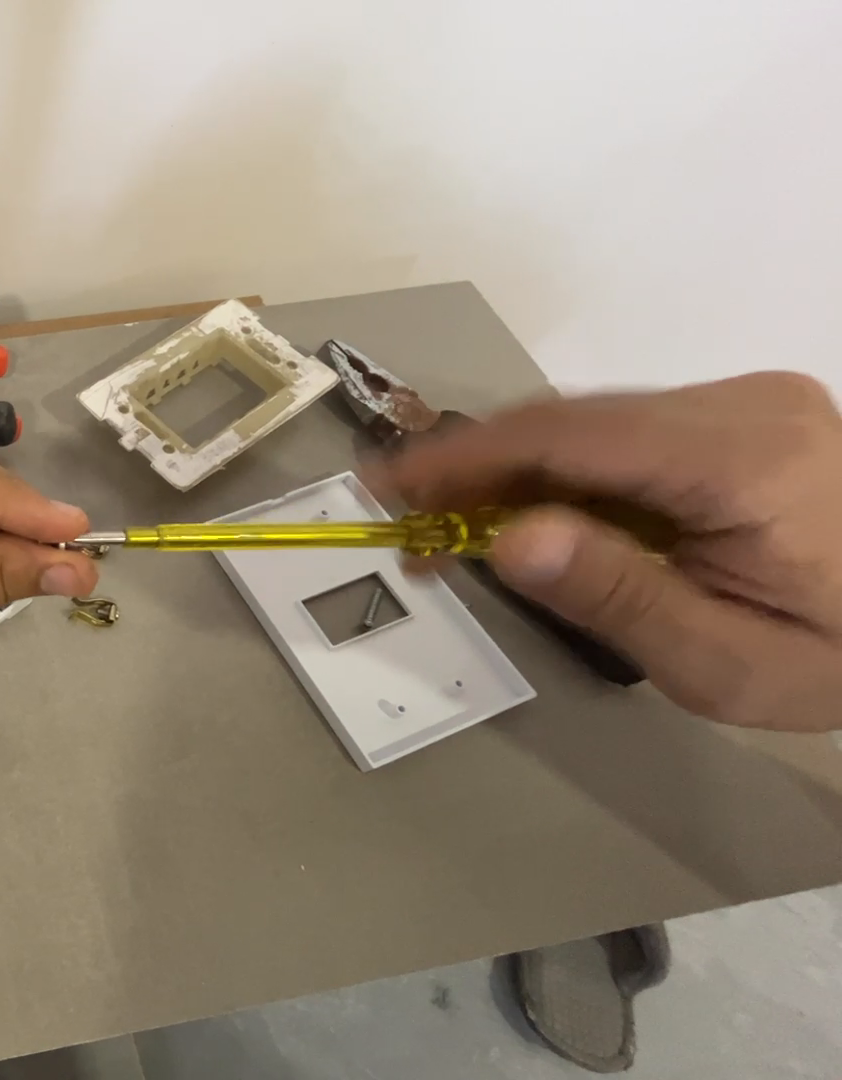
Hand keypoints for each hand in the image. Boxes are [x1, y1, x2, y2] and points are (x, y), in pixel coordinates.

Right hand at [375, 372, 841, 732]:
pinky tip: (513, 514)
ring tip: (445, 525)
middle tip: (404, 520)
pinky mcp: (728, 420)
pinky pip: (604, 438)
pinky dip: (541, 475)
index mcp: (749, 460)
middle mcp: (741, 407)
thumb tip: (506, 540)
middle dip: (467, 471)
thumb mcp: (729, 664)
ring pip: (575, 428)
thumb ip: (617, 599)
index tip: (384, 484)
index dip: (460, 456)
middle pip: (562, 425)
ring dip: (498, 475)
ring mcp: (738, 406)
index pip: (567, 436)